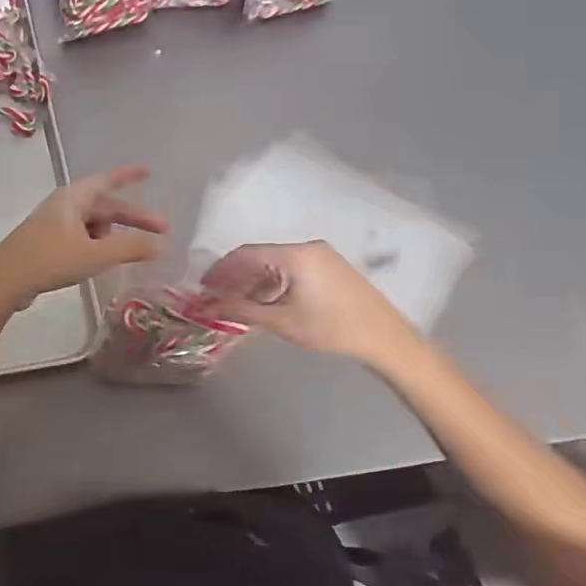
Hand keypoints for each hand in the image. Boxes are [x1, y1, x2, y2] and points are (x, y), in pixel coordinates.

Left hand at [0, 164, 167, 310]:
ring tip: (119, 256)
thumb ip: (130, 248)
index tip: (149, 170)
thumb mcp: (94, 255)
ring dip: (110, 236)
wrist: (4, 282)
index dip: (129, 176)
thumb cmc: (49, 261)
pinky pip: (78, 238)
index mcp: (73, 198)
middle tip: (160, 229)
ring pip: (90, 224)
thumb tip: (161, 245)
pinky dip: (94, 245)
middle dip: (131, 218)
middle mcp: (62, 206)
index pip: (107, 181)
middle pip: (103, 206)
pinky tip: (96, 263)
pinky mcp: (45, 243)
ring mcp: (52, 224)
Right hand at [197, 241, 420, 366]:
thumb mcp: (280, 321)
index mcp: (295, 255)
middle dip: (234, 278)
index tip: (202, 289)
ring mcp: (321, 256)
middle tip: (215, 299)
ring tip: (235, 306)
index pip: (245, 254)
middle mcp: (307, 248)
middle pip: (259, 257)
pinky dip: (271, 284)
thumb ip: (240, 310)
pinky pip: (290, 270)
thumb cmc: (330, 328)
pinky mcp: (329, 268)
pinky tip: (262, 304)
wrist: (383, 337)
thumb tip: (206, 306)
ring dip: (252, 283)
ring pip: (274, 264)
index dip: (220, 270)